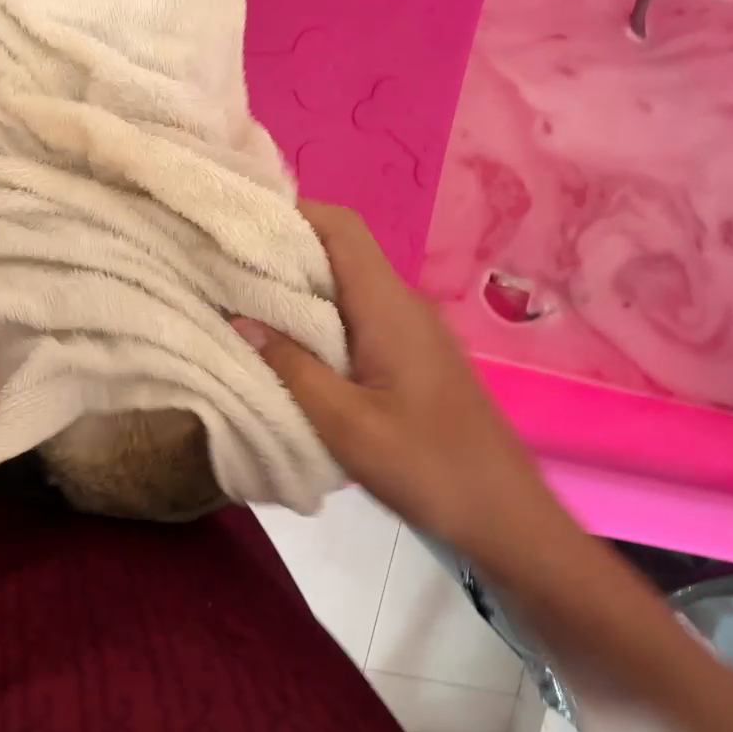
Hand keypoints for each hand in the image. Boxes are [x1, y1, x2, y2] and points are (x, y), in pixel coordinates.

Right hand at [232, 201, 566, 567]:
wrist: (507, 518)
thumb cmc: (428, 468)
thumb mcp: (346, 424)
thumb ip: (291, 367)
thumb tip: (240, 318)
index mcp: (389, 307)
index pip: (341, 228)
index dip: (292, 213)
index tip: (239, 225)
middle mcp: (402, 305)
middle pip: (339, 252)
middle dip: (282, 251)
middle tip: (225, 268)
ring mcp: (411, 330)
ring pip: (346, 286)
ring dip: (297, 287)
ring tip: (243, 302)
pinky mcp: (412, 355)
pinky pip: (357, 315)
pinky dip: (317, 316)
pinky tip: (286, 344)